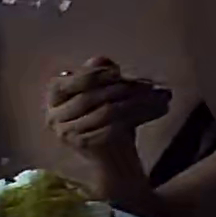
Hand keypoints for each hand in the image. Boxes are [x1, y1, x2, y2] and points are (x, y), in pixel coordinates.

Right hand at [45, 56, 170, 165]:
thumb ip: (100, 74)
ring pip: (106, 110)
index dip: (94, 75)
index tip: (119, 72)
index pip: (70, 82)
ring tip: (162, 97)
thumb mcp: (105, 91)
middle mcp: (53, 117)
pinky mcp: (84, 145)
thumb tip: (97, 59)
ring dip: (138, 102)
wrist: (112, 156)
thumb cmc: (109, 119)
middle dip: (124, 88)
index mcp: (54, 99)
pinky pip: (113, 126)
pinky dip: (139, 116)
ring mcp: (66, 133)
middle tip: (152, 85)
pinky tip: (159, 110)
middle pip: (90, 96)